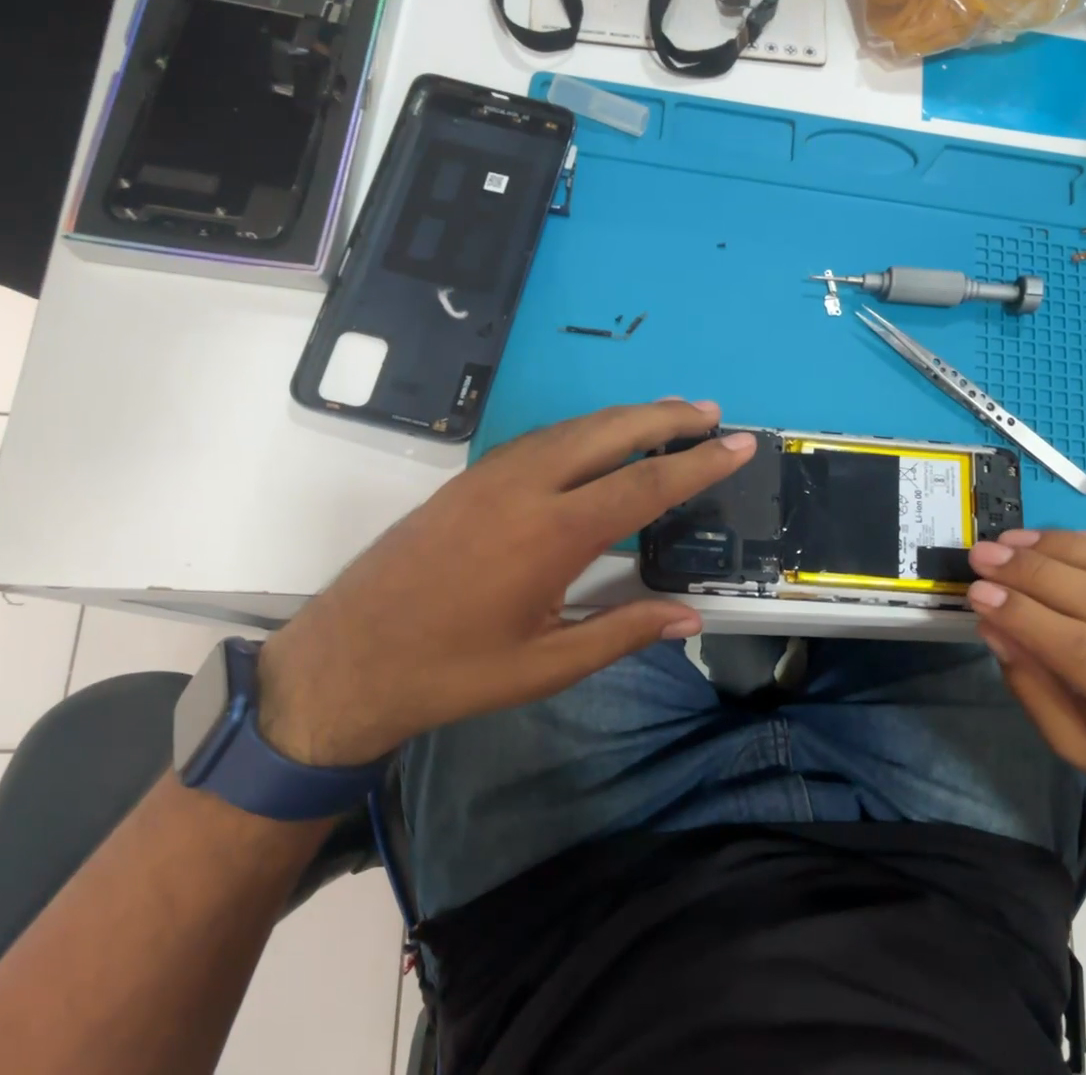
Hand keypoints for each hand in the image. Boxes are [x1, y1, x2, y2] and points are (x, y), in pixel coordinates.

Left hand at [255, 400, 756, 765]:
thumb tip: (690, 616)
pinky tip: (596, 444)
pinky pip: (537, 440)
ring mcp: (488, 477)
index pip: (644, 484)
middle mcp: (523, 487)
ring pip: (570, 429)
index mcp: (551, 534)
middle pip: (608, 433)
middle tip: (710, 414)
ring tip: (666, 418)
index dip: (698, 464)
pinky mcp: (465, 481)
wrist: (347, 661)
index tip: (737, 445)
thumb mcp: (547, 666)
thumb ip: (623, 633)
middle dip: (665, 418)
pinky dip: (581, 432)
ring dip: (623, 419)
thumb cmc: (453, 672)